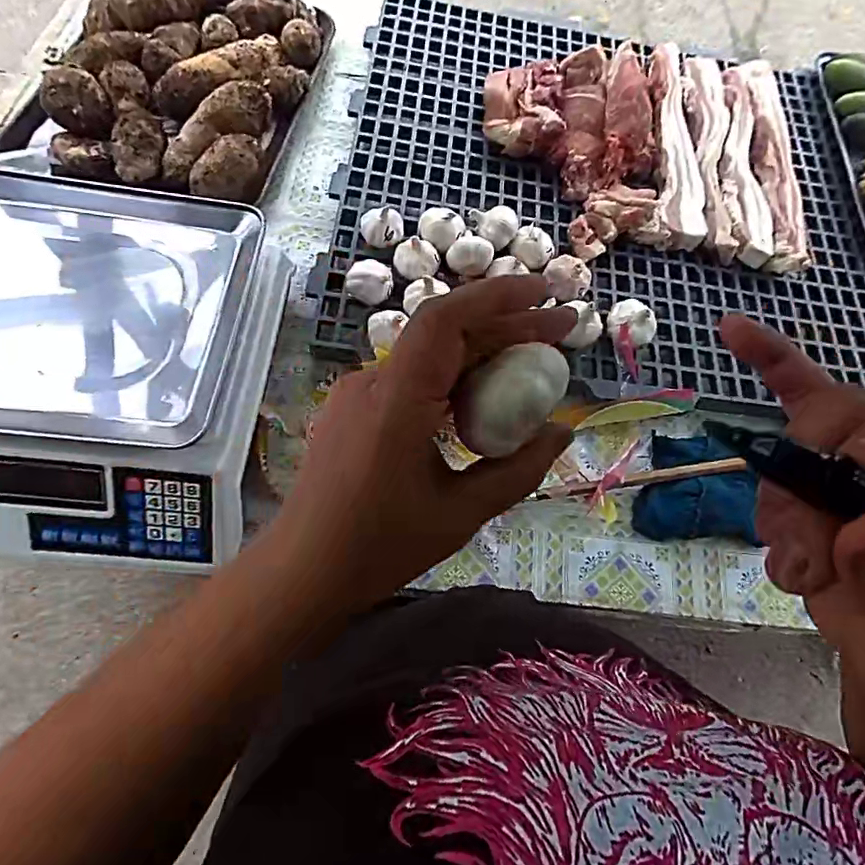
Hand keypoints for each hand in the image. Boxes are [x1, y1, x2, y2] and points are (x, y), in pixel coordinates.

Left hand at [271, 277, 576, 610]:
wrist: (303, 570)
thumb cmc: (379, 547)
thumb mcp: (461, 514)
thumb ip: (517, 470)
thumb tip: (561, 431)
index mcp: (396, 400)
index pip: (444, 321)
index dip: (496, 296)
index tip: (544, 294)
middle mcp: (372, 382)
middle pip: (443, 333)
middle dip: (505, 325)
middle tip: (561, 333)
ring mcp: (358, 393)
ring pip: (429, 355)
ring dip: (481, 351)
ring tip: (533, 363)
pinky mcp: (353, 408)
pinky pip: (411, 377)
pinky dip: (453, 376)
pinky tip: (483, 397)